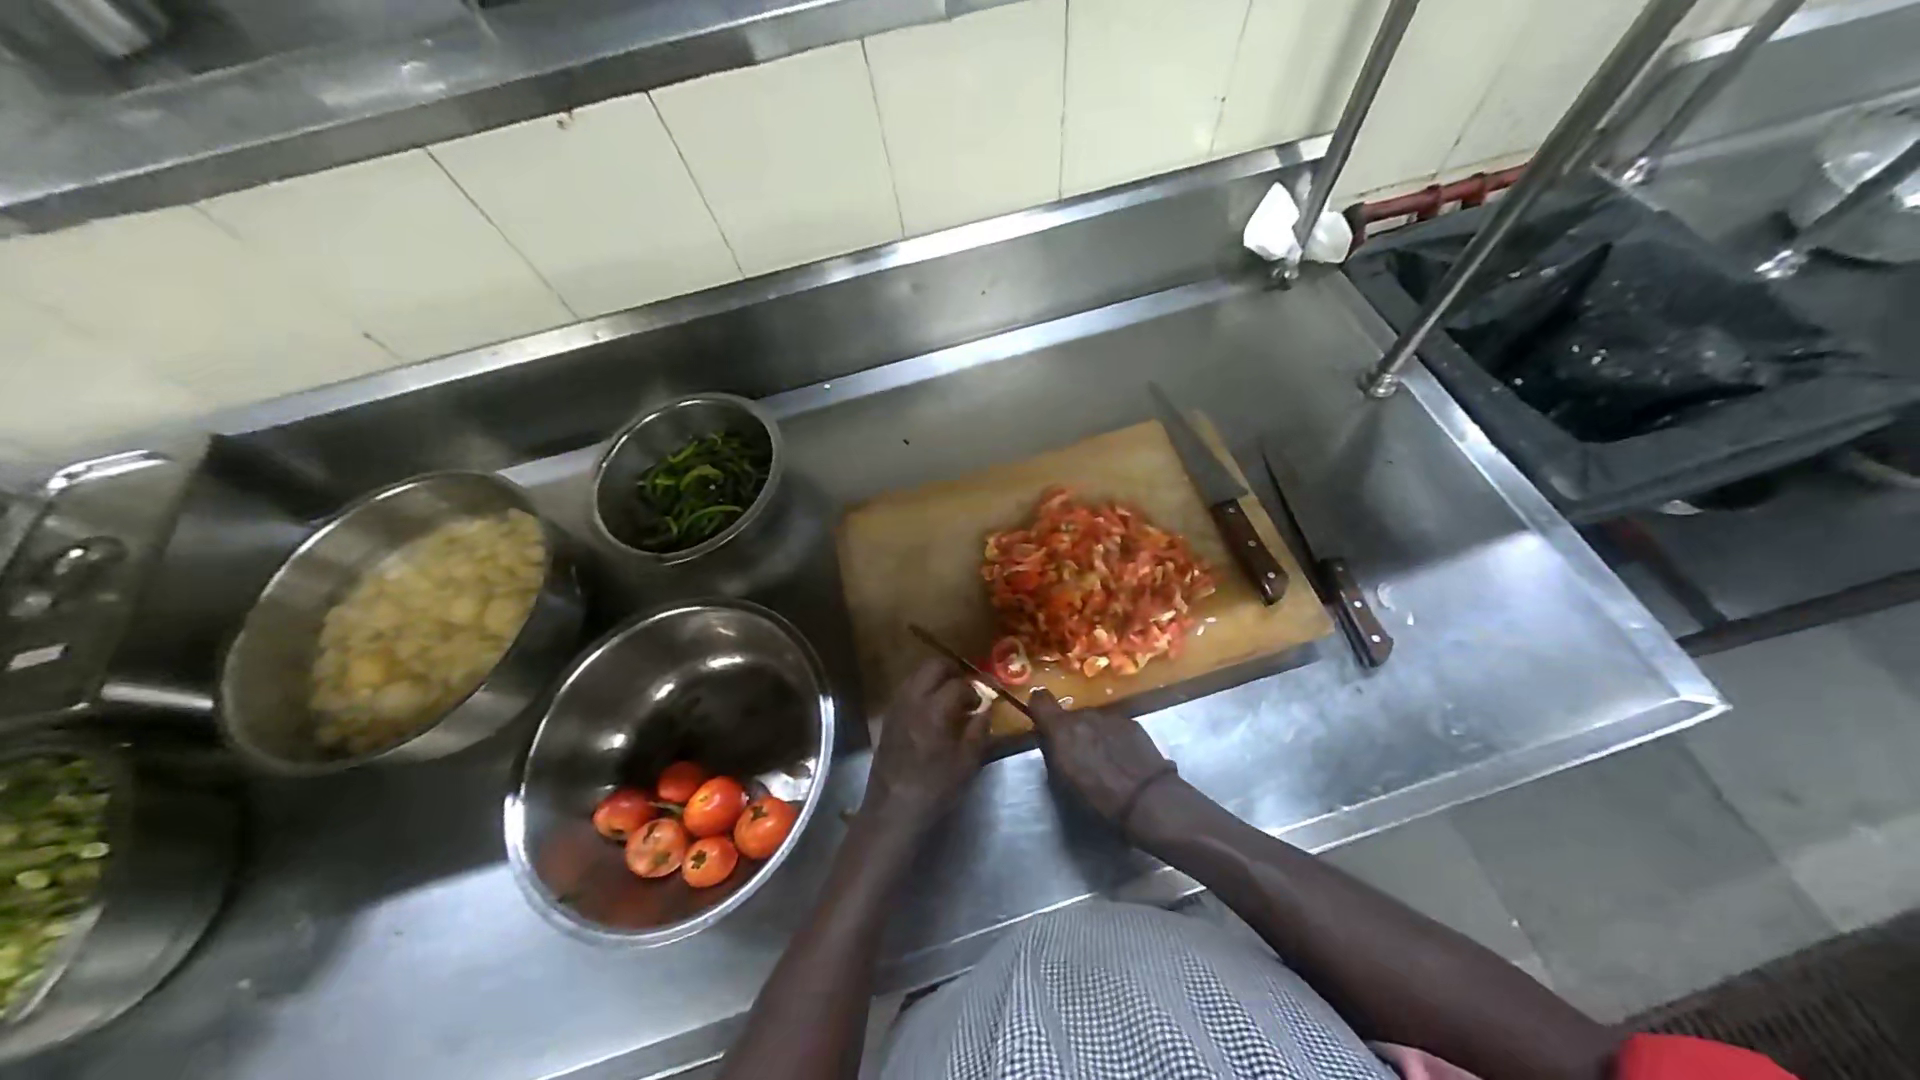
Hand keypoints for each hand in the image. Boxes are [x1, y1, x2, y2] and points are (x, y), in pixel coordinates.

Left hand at [861, 659, 989, 829]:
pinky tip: (931, 712)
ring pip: (916, 675)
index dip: (974, 690)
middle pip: (933, 666)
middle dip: (953, 672)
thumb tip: (986, 708)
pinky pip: (906, 690)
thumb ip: (979, 729)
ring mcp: (896, 706)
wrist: (893, 809)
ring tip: (949, 700)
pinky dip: (921, 690)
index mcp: (935, 709)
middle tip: (966, 690)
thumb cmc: (935, 788)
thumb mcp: (967, 762)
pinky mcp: (887, 717)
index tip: (983, 702)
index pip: (959, 684)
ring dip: (935, 679)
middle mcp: (912, 700)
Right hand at [1029, 688, 1177, 835]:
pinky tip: (1123, 760)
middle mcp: (1085, 715)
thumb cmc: (1098, 799)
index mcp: (1061, 729)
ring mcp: (1111, 717)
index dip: (1039, 708)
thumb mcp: (1062, 782)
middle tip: (1078, 756)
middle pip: (1071, 715)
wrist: (1146, 800)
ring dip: (1094, 735)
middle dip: (1071, 731)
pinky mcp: (1133, 724)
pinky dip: (1114, 738)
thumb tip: (1050, 740)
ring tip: (1104, 761)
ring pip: (1094, 721)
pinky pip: (1114, 727)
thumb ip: (1052, 753)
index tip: (1041, 721)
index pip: (1041, 700)